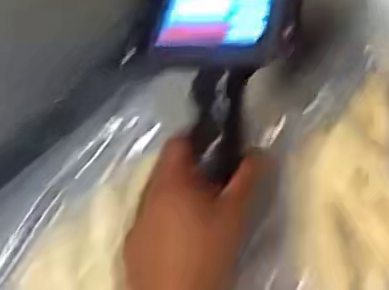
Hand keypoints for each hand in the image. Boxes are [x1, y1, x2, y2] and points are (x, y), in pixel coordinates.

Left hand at [124, 136, 267, 289]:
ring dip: (183, 192)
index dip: (201, 134)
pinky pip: (153, 220)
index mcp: (168, 185)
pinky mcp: (132, 254)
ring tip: (211, 202)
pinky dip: (172, 215)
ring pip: (160, 196)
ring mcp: (134, 230)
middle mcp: (145, 202)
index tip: (223, 137)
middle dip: (195, 166)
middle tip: (224, 172)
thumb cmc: (207, 250)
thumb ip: (249, 173)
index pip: (177, 143)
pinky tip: (192, 231)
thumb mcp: (237, 208)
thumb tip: (256, 150)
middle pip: (168, 169)